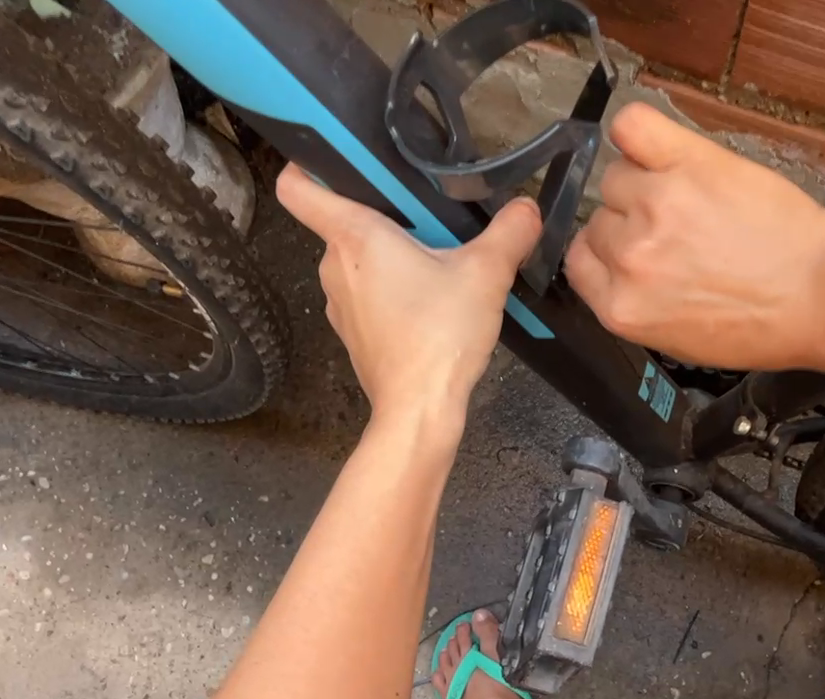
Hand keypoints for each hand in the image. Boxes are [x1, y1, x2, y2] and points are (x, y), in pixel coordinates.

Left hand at [277, 166, 542, 425]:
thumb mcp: (485, 275)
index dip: (309, 165)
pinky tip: (429, 311)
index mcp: (353, 237)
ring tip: (437, 273)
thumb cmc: (440, 335)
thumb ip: (509, 233)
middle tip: (429, 227)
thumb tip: (527, 207)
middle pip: (344, 224)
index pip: (298, 186)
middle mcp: (333, 267)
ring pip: (359, 265)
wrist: (419, 410)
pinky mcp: (353, 336)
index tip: (340, 162)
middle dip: (384, 220)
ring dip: (391, 262)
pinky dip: (391, 297)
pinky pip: (367, 300)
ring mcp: (339, 306)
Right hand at [565, 103, 824, 370]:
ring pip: (616, 178)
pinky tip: (653, 147)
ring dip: (641, 185)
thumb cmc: (759, 326)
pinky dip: (633, 132)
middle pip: (598, 221)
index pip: (578, 262)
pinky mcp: (688, 163)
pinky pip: (633, 127)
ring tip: (684, 199)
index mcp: (621, 308)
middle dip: (628, 226)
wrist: (816, 292)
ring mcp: (655, 205)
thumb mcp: (676, 342)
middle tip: (674, 234)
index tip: (627, 253)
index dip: (604, 256)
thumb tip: (612, 269)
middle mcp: (628, 257)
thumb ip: (632, 304)